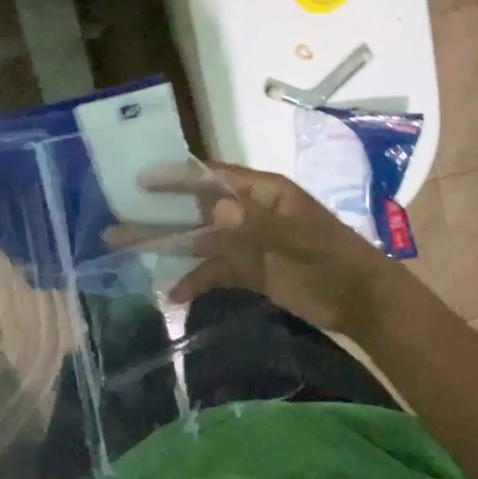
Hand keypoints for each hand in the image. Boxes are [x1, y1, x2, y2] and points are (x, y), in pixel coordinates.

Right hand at [138, 161, 410, 335]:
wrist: (361, 300)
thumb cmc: (333, 258)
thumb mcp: (297, 239)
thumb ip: (256, 225)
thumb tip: (214, 210)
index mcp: (263, 193)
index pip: (213, 178)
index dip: (177, 178)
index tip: (141, 181)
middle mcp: (249, 213)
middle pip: (197, 209)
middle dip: (159, 214)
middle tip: (116, 219)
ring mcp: (247, 243)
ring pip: (199, 241)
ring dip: (167, 247)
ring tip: (124, 250)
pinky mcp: (249, 272)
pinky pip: (214, 273)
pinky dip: (194, 282)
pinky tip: (171, 295)